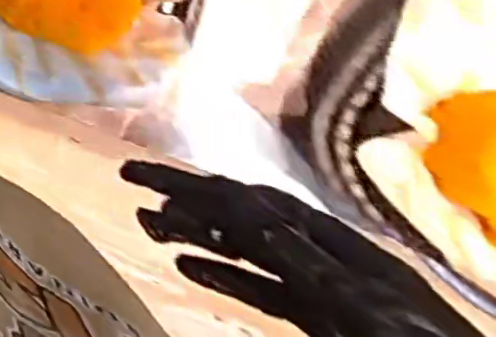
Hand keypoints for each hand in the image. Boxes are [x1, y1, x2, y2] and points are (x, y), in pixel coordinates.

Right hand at [122, 160, 479, 336]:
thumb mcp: (363, 307)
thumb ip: (303, 257)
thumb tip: (238, 206)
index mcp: (340, 247)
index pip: (248, 200)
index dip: (189, 183)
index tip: (134, 173)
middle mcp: (330, 258)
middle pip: (244, 217)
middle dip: (185, 203)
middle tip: (132, 191)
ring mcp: (331, 292)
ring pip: (248, 250)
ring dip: (196, 235)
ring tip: (149, 228)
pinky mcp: (326, 321)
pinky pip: (264, 288)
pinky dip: (223, 273)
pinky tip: (187, 268)